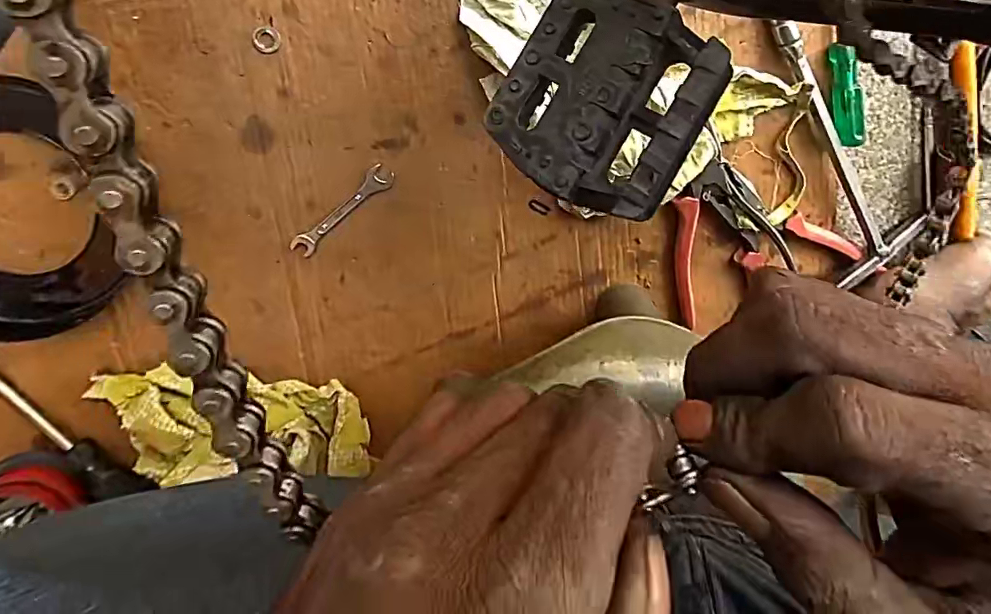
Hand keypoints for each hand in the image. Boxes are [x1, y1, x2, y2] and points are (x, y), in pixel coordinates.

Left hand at [279, 378, 669, 613]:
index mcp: (525, 590)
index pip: (601, 434)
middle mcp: (451, 532)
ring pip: (504, 397)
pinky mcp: (355, 503)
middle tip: (586, 484)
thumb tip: (635, 513)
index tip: (635, 461)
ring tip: (531, 480)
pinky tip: (484, 467)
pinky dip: (479, 423)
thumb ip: (632, 601)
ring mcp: (391, 509)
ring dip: (532, 427)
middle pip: (555, 409)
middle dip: (584, 436)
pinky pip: (443, 408)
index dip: (632, 437)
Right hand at [675, 244, 990, 612]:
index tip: (701, 447)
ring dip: (750, 339)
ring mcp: (969, 343)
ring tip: (736, 400)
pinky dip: (780, 333)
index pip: (851, 417)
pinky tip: (778, 383)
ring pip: (817, 298)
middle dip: (735, 360)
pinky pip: (833, 301)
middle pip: (821, 328)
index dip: (756, 426)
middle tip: (702, 412)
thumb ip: (817, 565)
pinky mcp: (938, 328)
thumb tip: (716, 475)